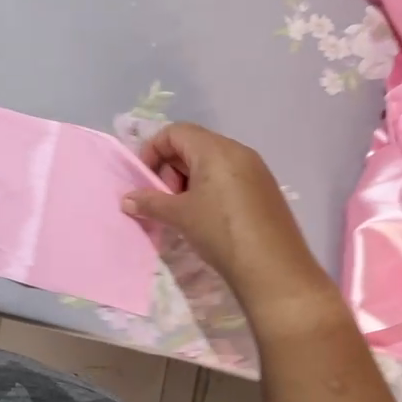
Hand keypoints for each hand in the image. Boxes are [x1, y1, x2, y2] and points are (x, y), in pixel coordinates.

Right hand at [122, 123, 332, 308]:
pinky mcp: (264, 189)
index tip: (145, 180)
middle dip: (170, 169)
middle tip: (165, 200)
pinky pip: (228, 176)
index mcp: (216, 150)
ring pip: (210, 162)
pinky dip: (208, 189)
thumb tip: (126, 200)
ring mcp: (255, 170)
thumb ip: (149, 202)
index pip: (175, 132)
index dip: (152, 151)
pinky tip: (206, 218)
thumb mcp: (179, 216)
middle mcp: (238, 152)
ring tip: (183, 212)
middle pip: (192, 145)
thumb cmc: (221, 232)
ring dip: (188, 181)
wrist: (274, 269)